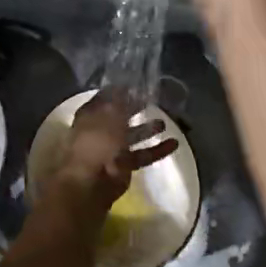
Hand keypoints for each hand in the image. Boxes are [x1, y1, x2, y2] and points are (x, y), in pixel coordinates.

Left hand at [53, 89, 179, 213]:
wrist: (91, 181)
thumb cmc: (97, 141)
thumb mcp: (110, 115)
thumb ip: (120, 102)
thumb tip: (127, 88)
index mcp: (90, 114)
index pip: (105, 98)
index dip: (120, 91)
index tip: (137, 85)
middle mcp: (100, 129)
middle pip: (120, 116)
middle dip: (134, 109)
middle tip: (152, 101)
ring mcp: (112, 148)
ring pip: (132, 136)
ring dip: (147, 130)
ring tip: (164, 123)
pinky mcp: (124, 165)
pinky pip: (142, 154)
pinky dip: (157, 150)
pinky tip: (175, 144)